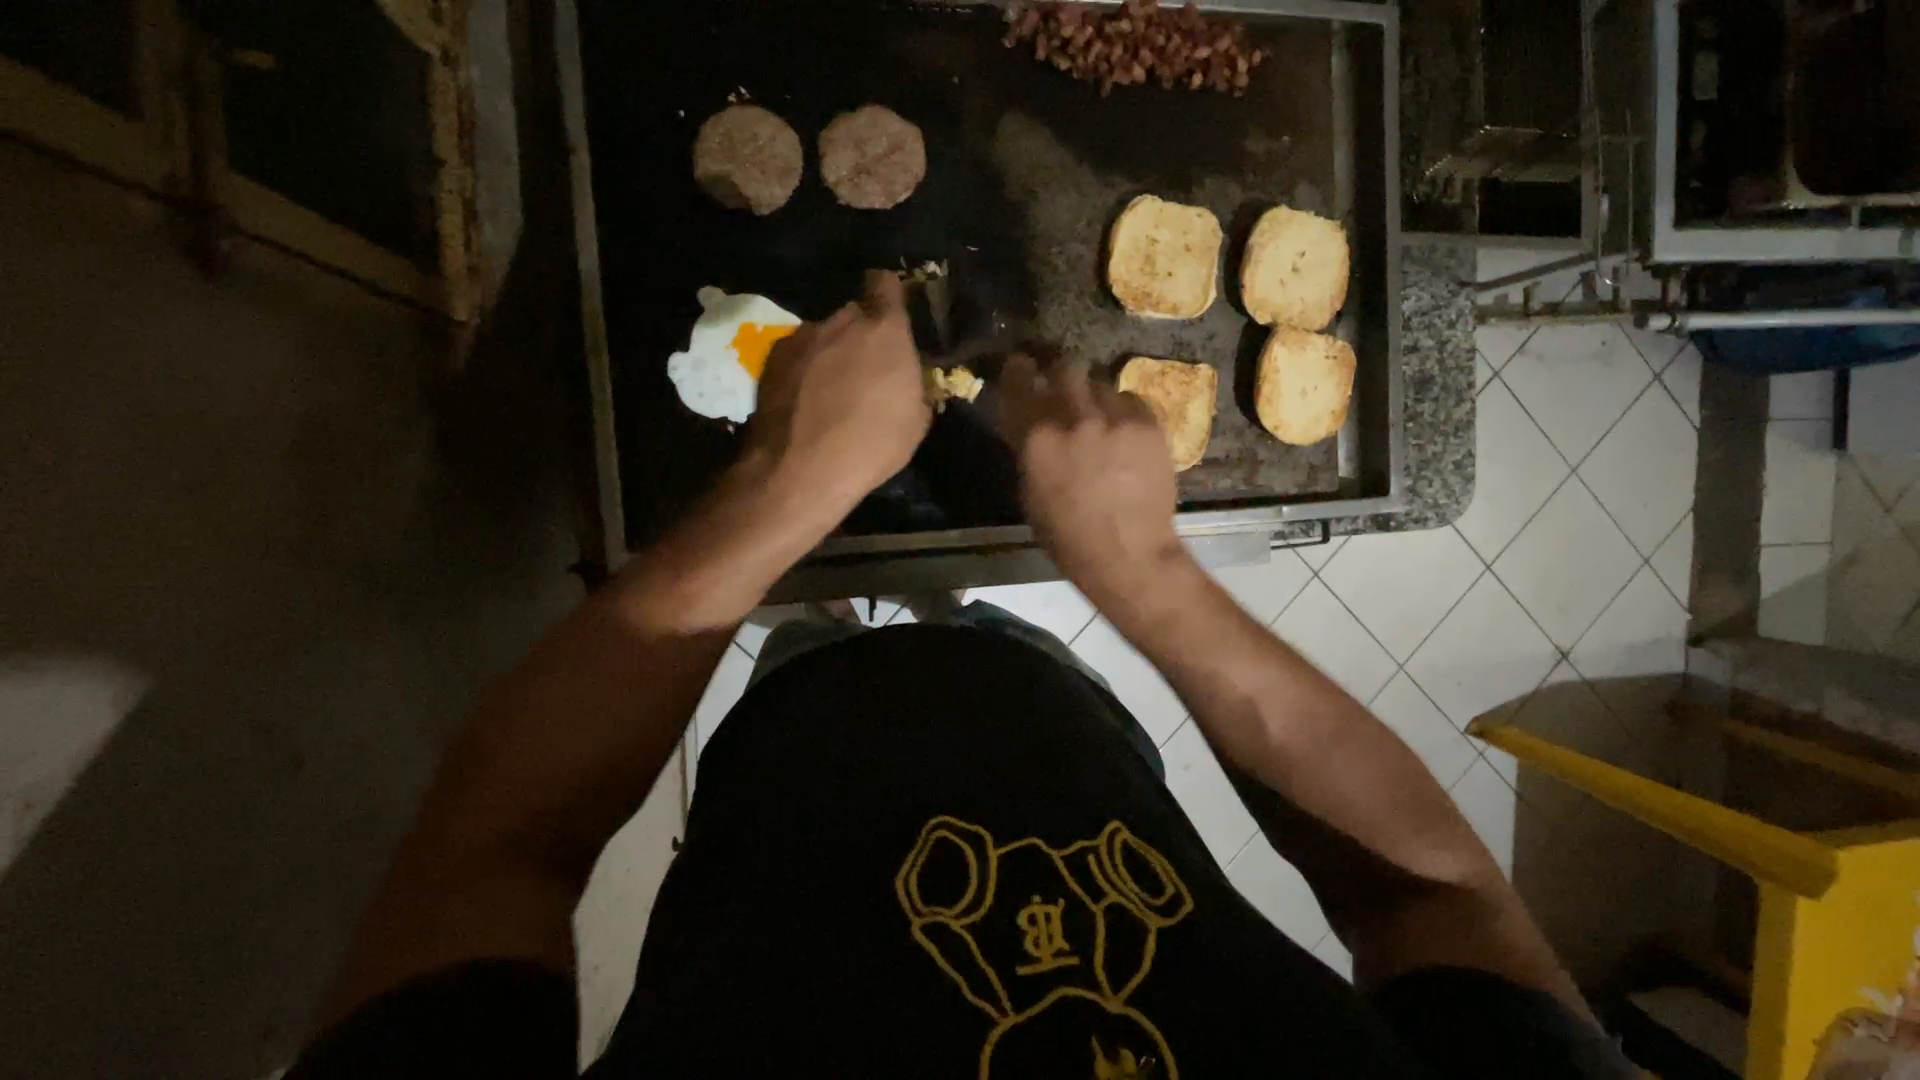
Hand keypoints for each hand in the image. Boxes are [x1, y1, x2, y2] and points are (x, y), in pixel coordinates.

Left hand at [744, 270, 931, 507]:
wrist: (800, 469)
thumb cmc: (872, 446)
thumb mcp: (916, 422)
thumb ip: (914, 386)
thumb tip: (908, 380)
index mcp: (885, 331)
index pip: (886, 284)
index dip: (888, 294)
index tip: (891, 311)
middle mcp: (842, 322)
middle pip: (855, 315)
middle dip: (861, 335)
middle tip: (864, 369)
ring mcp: (803, 337)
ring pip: (824, 334)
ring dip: (830, 352)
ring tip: (829, 390)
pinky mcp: (773, 358)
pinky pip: (797, 353)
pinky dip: (802, 369)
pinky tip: (803, 399)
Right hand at [999, 354, 1191, 606]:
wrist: (1128, 553)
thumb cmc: (1068, 536)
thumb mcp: (1030, 492)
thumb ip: (1028, 448)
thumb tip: (1029, 425)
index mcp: (1036, 437)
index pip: (1019, 380)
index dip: (1018, 369)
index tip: (1021, 367)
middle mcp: (1074, 417)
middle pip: (1064, 366)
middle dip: (1060, 373)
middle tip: (1062, 387)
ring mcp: (1115, 417)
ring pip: (1101, 383)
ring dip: (1094, 397)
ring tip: (1099, 419)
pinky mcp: (1148, 423)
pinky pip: (1131, 399)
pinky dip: (1123, 410)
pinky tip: (1124, 433)